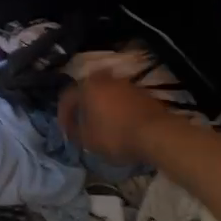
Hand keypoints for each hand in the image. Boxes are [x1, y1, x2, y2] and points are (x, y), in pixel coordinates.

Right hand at [58, 73, 178, 163]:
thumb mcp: (88, 140)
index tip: (66, 131)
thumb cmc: (116, 135)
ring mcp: (126, 84)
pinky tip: (121, 122)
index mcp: (88, 87)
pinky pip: (123, 99)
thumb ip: (75, 133)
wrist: (156, 133)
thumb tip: (72, 129)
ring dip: (102, 105)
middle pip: (88, 90)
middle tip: (83, 121)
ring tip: (103, 122)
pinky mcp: (142, 93)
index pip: (68, 97)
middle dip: (84, 105)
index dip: (64, 115)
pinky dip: (118, 108)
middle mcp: (105, 80)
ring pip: (107, 92)